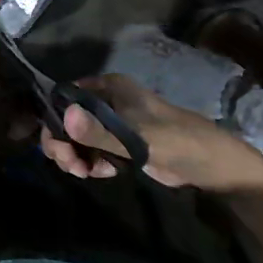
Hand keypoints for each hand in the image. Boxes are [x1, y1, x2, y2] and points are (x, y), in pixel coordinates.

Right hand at [40, 74, 262, 192]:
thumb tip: (65, 117)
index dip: (54, 119)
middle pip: (68, 120)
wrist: (208, 164)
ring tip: (87, 173)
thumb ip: (99, 131)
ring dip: (76, 157)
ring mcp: (114, 123)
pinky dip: (91, 164)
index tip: (55, 146)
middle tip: (71, 167)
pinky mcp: (121, 145)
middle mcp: (108, 101)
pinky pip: (93, 152)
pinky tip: (102, 174)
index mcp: (110, 88)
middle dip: (64, 144)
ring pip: (78, 138)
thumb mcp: (136, 137)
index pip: (66, 96)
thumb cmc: (176, 141)